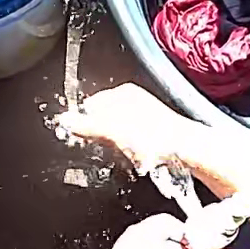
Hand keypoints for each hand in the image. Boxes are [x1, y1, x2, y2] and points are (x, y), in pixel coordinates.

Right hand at [56, 84, 199, 175]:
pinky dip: (131, 148)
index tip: (82, 135)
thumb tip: (64, 120)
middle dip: (102, 133)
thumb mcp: (112, 130)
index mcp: (124, 92)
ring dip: (118, 143)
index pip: (91, 104)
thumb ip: (86, 125)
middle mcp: (135, 100)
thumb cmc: (153, 136)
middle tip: (108, 145)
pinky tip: (137, 155)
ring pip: (119, 131)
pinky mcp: (154, 131)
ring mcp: (146, 115)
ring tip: (126, 151)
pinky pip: (132, 140)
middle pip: (104, 117)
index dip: (84, 121)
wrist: (185, 150)